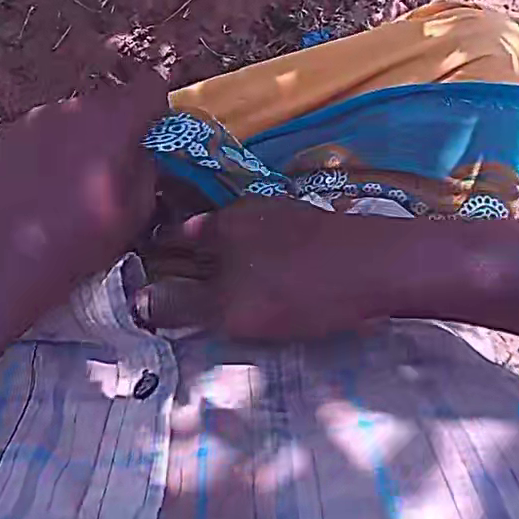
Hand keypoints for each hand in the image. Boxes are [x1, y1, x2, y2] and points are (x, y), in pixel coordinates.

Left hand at [0, 74, 169, 308]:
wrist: (13, 253)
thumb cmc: (85, 235)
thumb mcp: (138, 209)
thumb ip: (147, 166)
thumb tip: (141, 152)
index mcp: (116, 120)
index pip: (150, 86)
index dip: (156, 107)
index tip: (154, 131)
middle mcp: (78, 106)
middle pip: (111, 101)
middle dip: (119, 124)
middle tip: (115, 161)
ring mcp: (41, 114)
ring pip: (77, 114)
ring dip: (84, 133)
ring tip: (75, 173)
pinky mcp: (14, 129)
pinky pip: (46, 126)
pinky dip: (53, 142)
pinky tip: (45, 176)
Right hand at [133, 197, 399, 339]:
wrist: (379, 265)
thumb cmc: (299, 288)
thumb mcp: (235, 308)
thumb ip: (185, 304)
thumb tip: (139, 301)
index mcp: (219, 225)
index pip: (174, 234)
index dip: (158, 252)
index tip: (147, 270)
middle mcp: (244, 210)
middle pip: (206, 233)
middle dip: (193, 256)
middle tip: (189, 286)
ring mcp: (280, 211)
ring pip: (240, 236)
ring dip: (230, 257)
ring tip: (231, 286)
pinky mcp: (309, 222)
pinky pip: (271, 240)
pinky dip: (262, 256)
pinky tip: (275, 275)